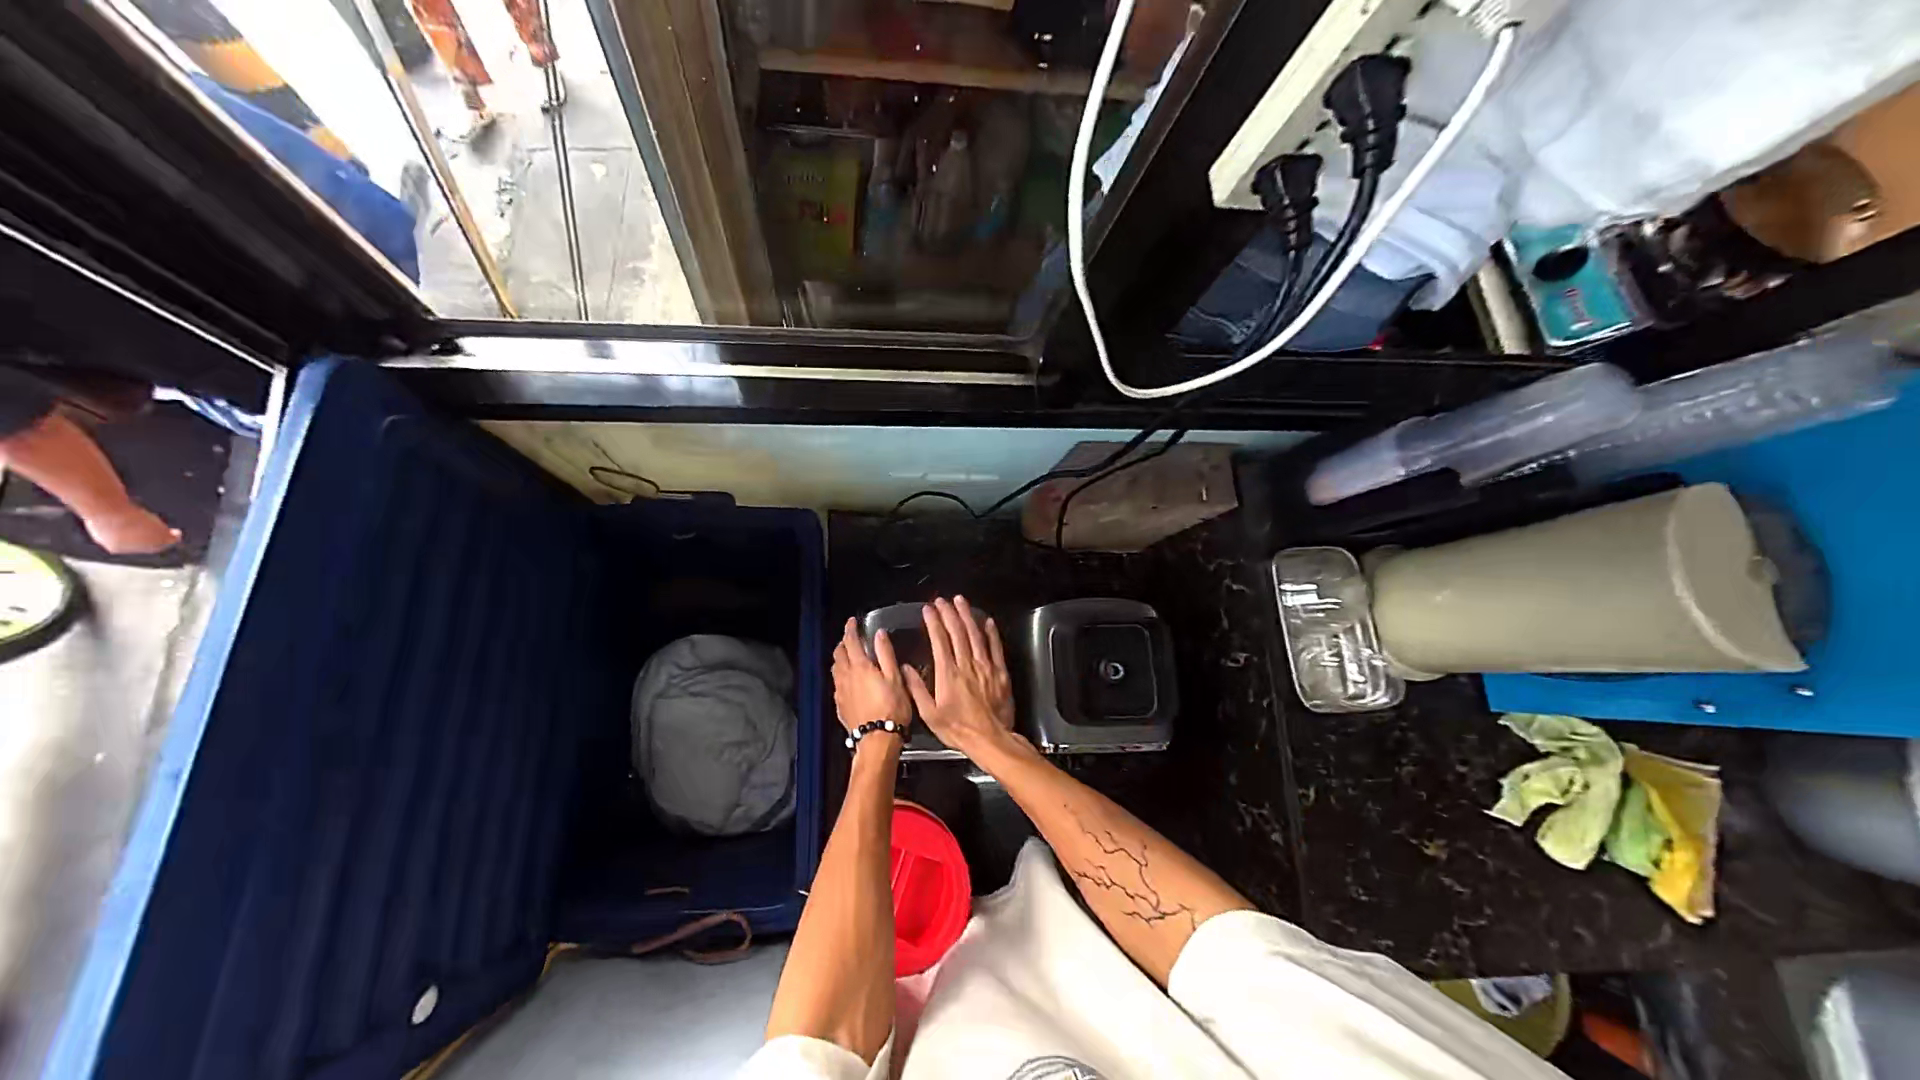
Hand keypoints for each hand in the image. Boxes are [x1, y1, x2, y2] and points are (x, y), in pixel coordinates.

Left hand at [831, 617, 911, 734]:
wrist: (876, 740)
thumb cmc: (891, 708)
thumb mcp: (895, 678)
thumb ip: (885, 654)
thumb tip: (879, 635)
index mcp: (859, 666)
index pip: (850, 641)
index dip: (850, 629)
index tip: (852, 622)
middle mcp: (845, 676)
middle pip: (838, 653)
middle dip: (843, 643)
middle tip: (851, 638)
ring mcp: (840, 692)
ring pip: (835, 668)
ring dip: (840, 658)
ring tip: (849, 657)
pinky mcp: (839, 705)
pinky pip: (837, 684)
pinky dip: (841, 675)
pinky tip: (848, 680)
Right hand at [902, 597, 1020, 763]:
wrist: (990, 739)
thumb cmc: (959, 730)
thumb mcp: (929, 714)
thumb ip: (917, 689)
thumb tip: (905, 670)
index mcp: (948, 674)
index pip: (939, 640)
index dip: (933, 622)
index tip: (928, 610)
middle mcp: (967, 666)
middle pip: (957, 632)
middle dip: (949, 613)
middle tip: (943, 600)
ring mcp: (986, 668)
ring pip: (976, 635)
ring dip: (967, 616)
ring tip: (961, 602)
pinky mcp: (1000, 674)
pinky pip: (996, 648)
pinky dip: (991, 633)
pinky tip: (987, 622)